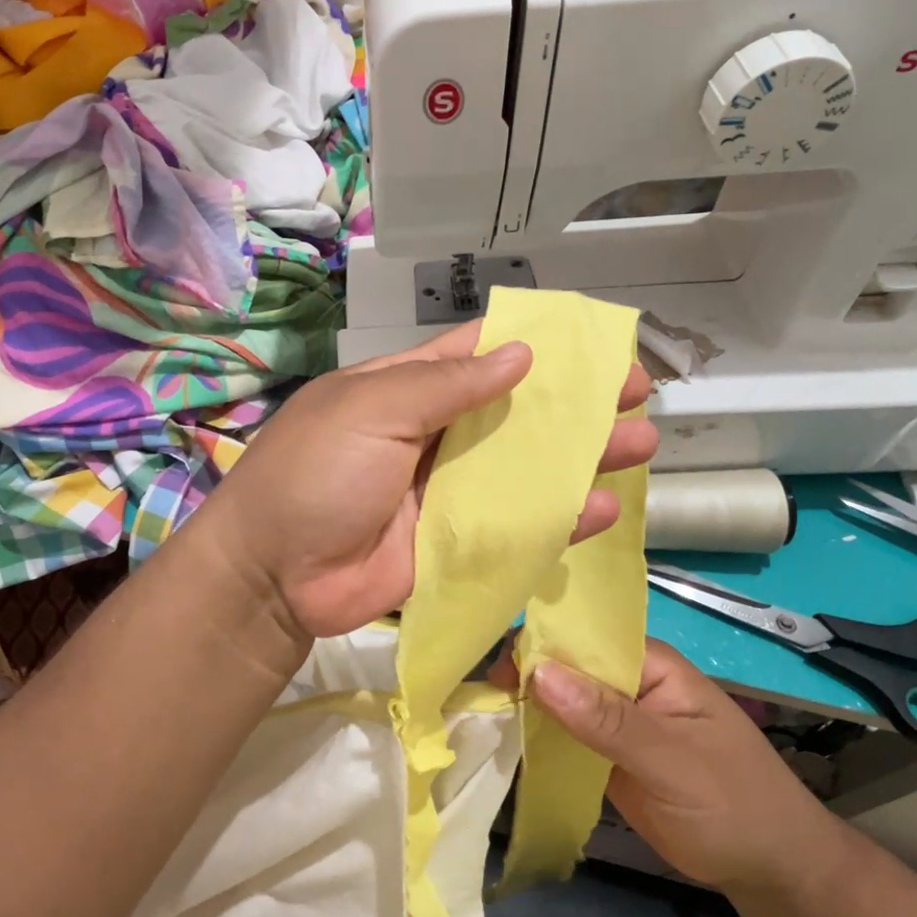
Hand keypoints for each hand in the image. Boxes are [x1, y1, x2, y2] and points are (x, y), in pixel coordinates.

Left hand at [204, 321, 657, 637]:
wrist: (273, 574)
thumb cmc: (314, 474)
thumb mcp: (370, 411)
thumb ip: (445, 385)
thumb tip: (519, 353)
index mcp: (404, 391)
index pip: (477, 356)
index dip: (535, 345)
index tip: (594, 342)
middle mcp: (431, 436)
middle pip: (515, 413)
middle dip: (574, 402)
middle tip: (640, 392)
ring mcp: (445, 493)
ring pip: (526, 469)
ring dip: (582, 456)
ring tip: (643, 441)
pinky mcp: (456, 545)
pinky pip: (516, 527)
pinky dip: (561, 519)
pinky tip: (605, 507)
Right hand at [491, 640, 846, 893]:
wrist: (771, 871)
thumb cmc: (734, 803)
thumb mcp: (671, 760)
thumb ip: (607, 718)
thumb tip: (537, 671)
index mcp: (648, 663)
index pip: (582, 636)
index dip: (538, 643)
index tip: (493, 667)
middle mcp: (626, 681)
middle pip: (563, 664)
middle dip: (522, 672)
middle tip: (476, 692)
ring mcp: (613, 718)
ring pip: (557, 698)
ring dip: (522, 703)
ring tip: (475, 711)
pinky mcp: (603, 752)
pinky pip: (561, 733)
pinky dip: (534, 733)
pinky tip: (501, 735)